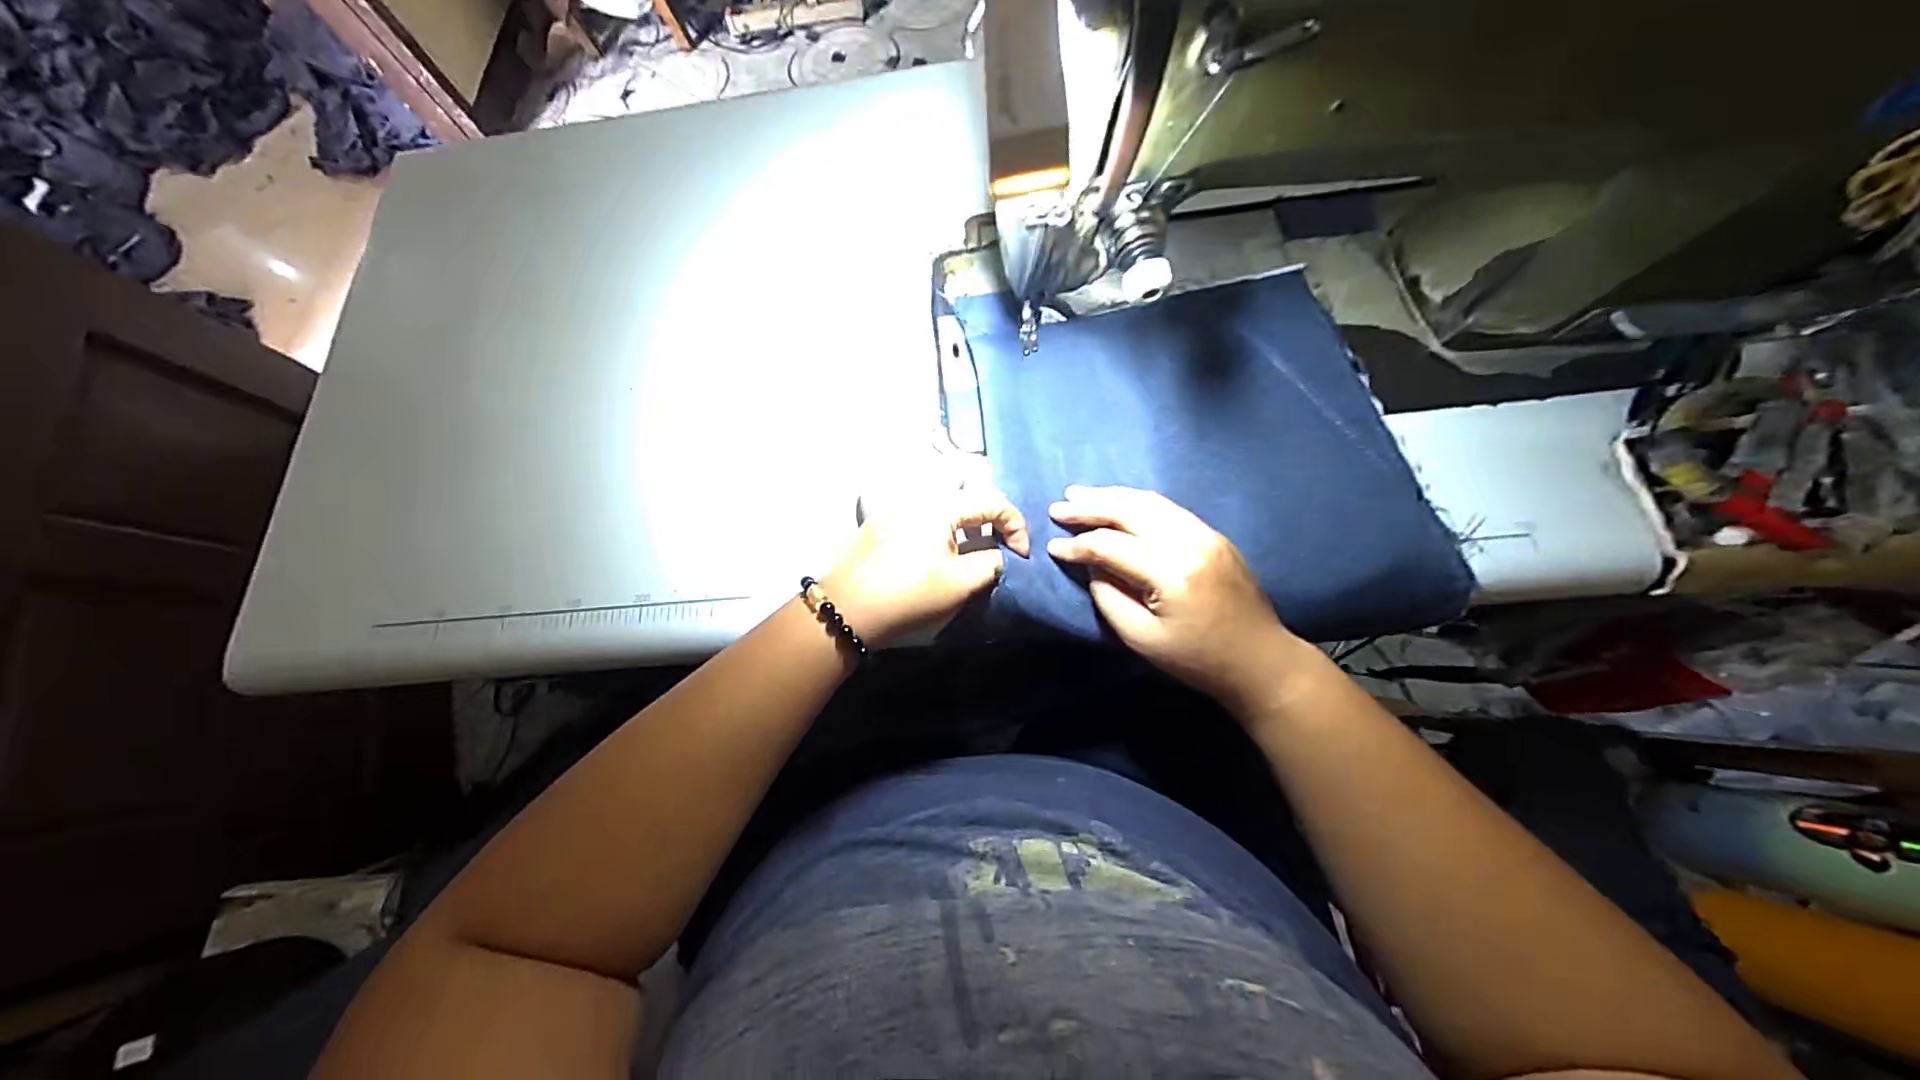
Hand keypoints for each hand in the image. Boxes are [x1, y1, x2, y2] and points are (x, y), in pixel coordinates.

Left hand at [820, 487, 1030, 645]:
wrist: (847, 609)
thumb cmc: (909, 594)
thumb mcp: (962, 583)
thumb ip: (993, 562)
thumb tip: (999, 554)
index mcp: (941, 504)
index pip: (995, 501)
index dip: (1017, 527)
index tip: (1021, 556)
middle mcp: (918, 495)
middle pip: (968, 495)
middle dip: (991, 520)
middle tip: (998, 549)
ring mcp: (896, 507)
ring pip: (944, 505)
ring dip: (966, 525)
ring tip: (970, 554)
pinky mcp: (881, 523)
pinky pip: (922, 515)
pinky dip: (941, 528)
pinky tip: (939, 554)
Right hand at [1047, 485, 1314, 710]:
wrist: (1260, 660)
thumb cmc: (1197, 659)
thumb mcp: (1141, 638)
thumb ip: (1109, 596)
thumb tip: (1092, 564)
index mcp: (1170, 571)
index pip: (1111, 545)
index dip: (1077, 546)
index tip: (1052, 547)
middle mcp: (1189, 541)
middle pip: (1130, 511)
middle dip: (1090, 507)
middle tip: (1059, 507)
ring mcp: (1206, 534)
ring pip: (1150, 502)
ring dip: (1112, 497)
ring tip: (1081, 496)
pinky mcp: (1214, 535)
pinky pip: (1169, 508)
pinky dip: (1137, 502)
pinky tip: (1119, 504)